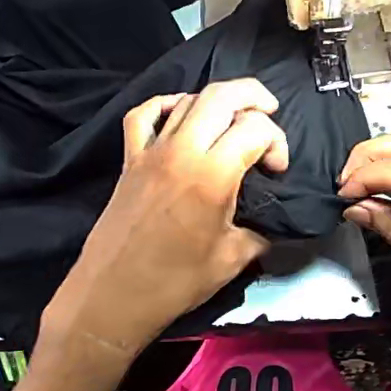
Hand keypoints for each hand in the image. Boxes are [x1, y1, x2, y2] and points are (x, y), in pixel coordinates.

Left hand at [41, 79, 288, 371]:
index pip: (255, 128)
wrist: (113, 294)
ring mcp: (150, 152)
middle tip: (270, 111)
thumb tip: (269, 222)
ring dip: (215, 101)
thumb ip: (258, 231)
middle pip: (221, 96)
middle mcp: (181, 152)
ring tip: (233, 117)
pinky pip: (142, 116)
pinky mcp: (128, 160)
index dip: (277, 142)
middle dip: (254, 96)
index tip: (277, 171)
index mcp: (212, 175)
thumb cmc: (174, 282)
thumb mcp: (231, 259)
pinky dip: (164, 104)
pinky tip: (178, 112)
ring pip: (186, 100)